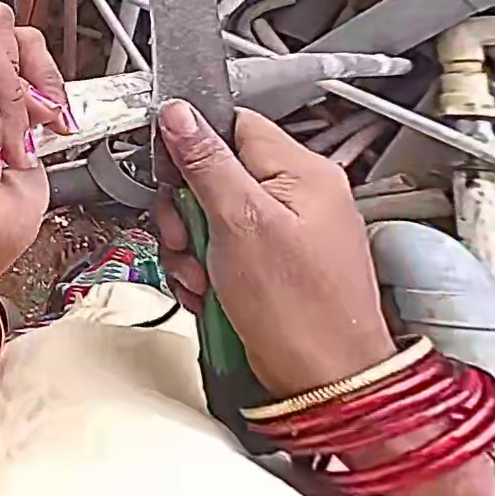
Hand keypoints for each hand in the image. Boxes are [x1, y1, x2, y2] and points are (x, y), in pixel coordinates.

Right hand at [153, 101, 396, 395]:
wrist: (321, 381)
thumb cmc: (299, 308)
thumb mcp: (239, 221)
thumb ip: (205, 162)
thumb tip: (179, 114)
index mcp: (301, 173)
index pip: (231, 123)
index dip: (191, 141)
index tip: (173, 170)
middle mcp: (293, 195)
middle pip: (206, 170)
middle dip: (182, 205)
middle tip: (189, 232)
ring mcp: (277, 227)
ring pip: (200, 208)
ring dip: (185, 239)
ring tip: (200, 267)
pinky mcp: (261, 255)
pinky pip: (208, 240)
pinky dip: (196, 262)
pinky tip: (207, 283)